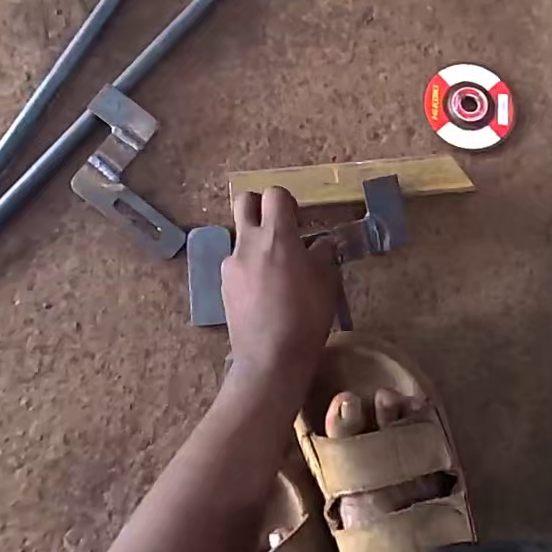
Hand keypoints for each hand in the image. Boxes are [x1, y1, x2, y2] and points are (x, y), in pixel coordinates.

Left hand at [220, 188, 338, 404]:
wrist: (270, 357)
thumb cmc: (306, 316)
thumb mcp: (327, 282)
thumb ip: (323, 254)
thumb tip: (322, 243)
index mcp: (277, 236)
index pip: (275, 194)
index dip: (287, 202)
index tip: (298, 220)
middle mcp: (248, 243)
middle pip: (244, 201)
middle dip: (260, 206)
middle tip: (278, 228)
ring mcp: (231, 263)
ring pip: (240, 236)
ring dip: (256, 242)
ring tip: (274, 271)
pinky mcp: (224, 284)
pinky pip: (236, 264)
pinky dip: (249, 268)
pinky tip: (263, 293)